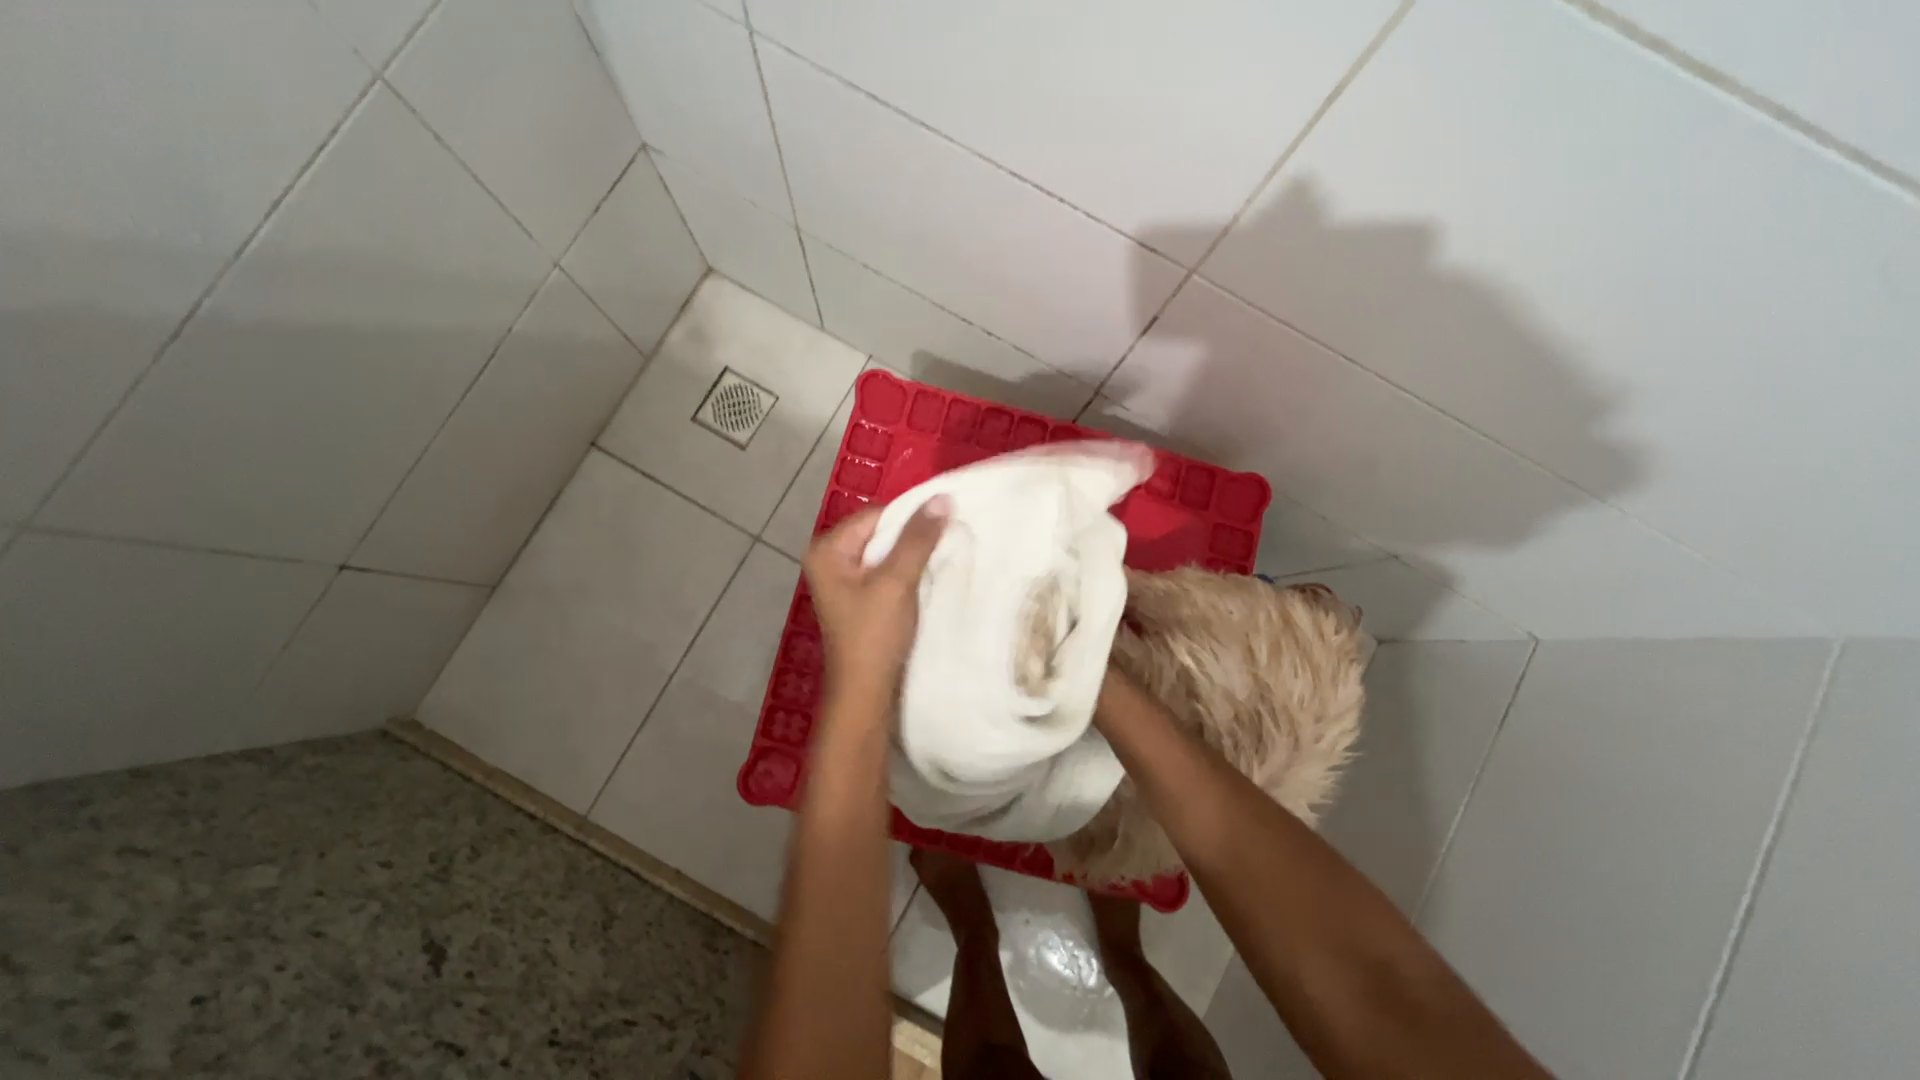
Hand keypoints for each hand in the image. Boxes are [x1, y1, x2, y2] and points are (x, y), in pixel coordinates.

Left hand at [802, 496, 950, 702]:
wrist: (866, 692)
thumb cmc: (874, 635)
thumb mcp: (897, 581)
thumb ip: (918, 538)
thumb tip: (943, 497)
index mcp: (827, 550)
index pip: (876, 515)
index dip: (910, 517)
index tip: (945, 521)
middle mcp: (829, 560)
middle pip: (880, 533)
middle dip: (912, 537)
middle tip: (948, 538)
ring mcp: (843, 582)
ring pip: (886, 554)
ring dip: (912, 556)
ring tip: (942, 557)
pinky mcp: (859, 601)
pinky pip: (886, 574)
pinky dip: (907, 574)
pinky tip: (927, 579)